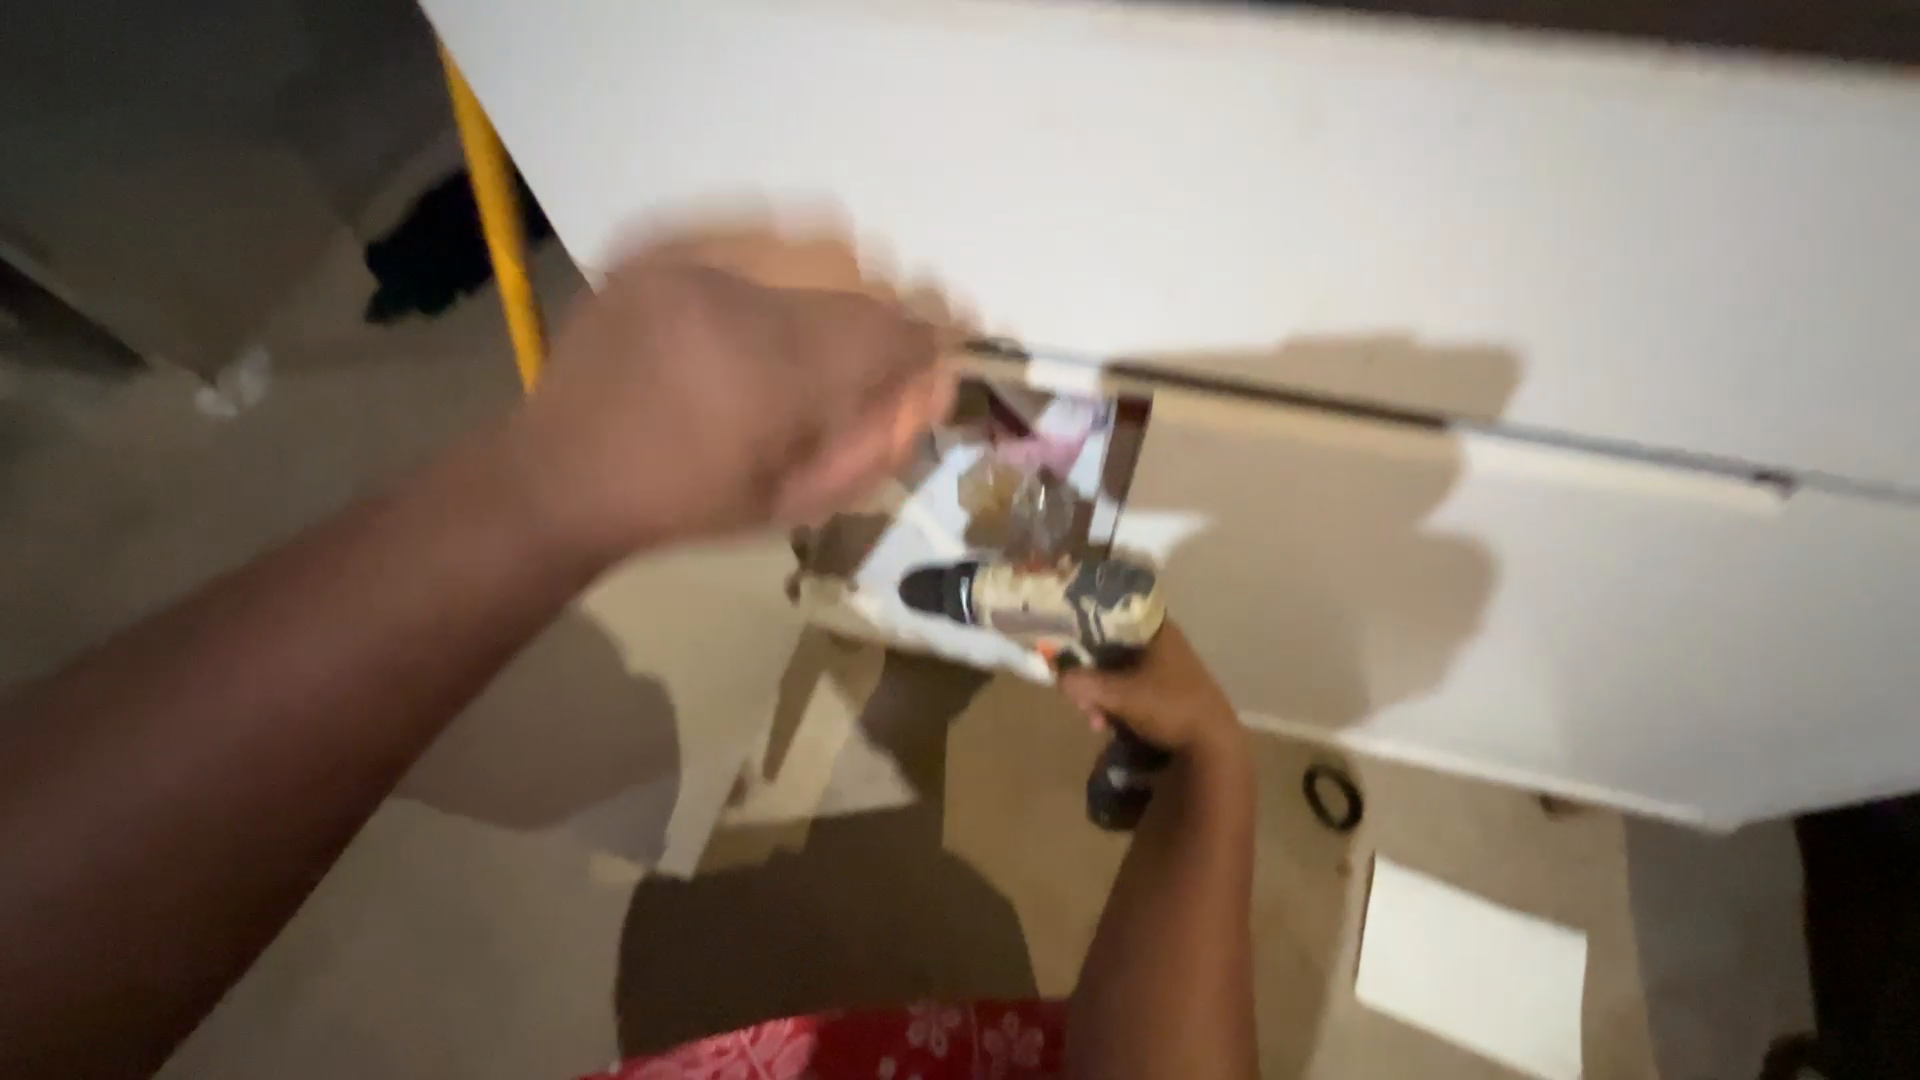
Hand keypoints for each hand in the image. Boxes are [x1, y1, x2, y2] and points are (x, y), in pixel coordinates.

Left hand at [508, 220, 956, 559]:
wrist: (564, 474)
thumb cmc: (691, 505)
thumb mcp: (800, 502)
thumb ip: (881, 443)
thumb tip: (938, 382)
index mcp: (774, 375)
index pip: (891, 331)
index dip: (933, 336)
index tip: (948, 346)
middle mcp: (737, 298)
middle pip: (862, 275)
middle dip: (889, 311)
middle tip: (882, 350)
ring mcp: (689, 260)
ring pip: (815, 239)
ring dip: (844, 280)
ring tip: (827, 323)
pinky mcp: (655, 242)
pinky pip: (755, 225)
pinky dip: (787, 254)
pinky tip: (776, 296)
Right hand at [1056, 621, 1243, 756]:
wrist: (1213, 745)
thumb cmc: (1168, 707)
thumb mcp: (1120, 695)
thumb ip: (1084, 683)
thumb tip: (1059, 677)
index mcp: (1155, 630)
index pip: (1113, 616)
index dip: (1086, 630)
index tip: (1068, 650)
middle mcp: (1162, 643)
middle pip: (1111, 649)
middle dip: (1091, 677)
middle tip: (1080, 700)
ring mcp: (1167, 669)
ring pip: (1119, 673)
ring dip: (1101, 696)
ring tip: (1095, 721)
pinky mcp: (1169, 692)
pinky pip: (1132, 690)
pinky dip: (1117, 705)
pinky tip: (1108, 726)